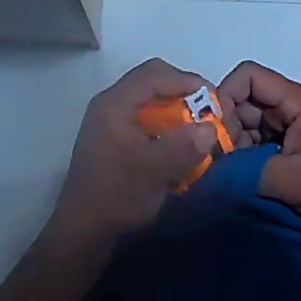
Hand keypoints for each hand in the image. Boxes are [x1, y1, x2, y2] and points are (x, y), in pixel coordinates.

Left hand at [46, 59, 217, 245]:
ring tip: (198, 132)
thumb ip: (184, 145)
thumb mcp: (156, 170)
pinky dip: (164, 126)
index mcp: (115, 103)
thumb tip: (209, 127)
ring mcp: (110, 121)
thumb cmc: (118, 193)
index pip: (154, 74)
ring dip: (174, 111)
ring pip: (149, 101)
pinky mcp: (114, 138)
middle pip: (151, 82)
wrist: (85, 226)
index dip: (187, 81)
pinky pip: (144, 119)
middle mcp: (110, 104)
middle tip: (208, 115)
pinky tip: (179, 147)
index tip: (215, 100)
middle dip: (182, 94)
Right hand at [218, 60, 300, 242]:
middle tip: (221, 161)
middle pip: (244, 101)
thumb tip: (210, 172)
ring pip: (251, 125)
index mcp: (299, 103)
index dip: (225, 95)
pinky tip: (249, 181)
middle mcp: (296, 110)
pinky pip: (263, 145)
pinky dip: (250, 159)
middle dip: (227, 127)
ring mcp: (299, 131)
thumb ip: (251, 172)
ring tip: (234, 175)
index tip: (217, 131)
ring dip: (238, 147)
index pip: (248, 77)